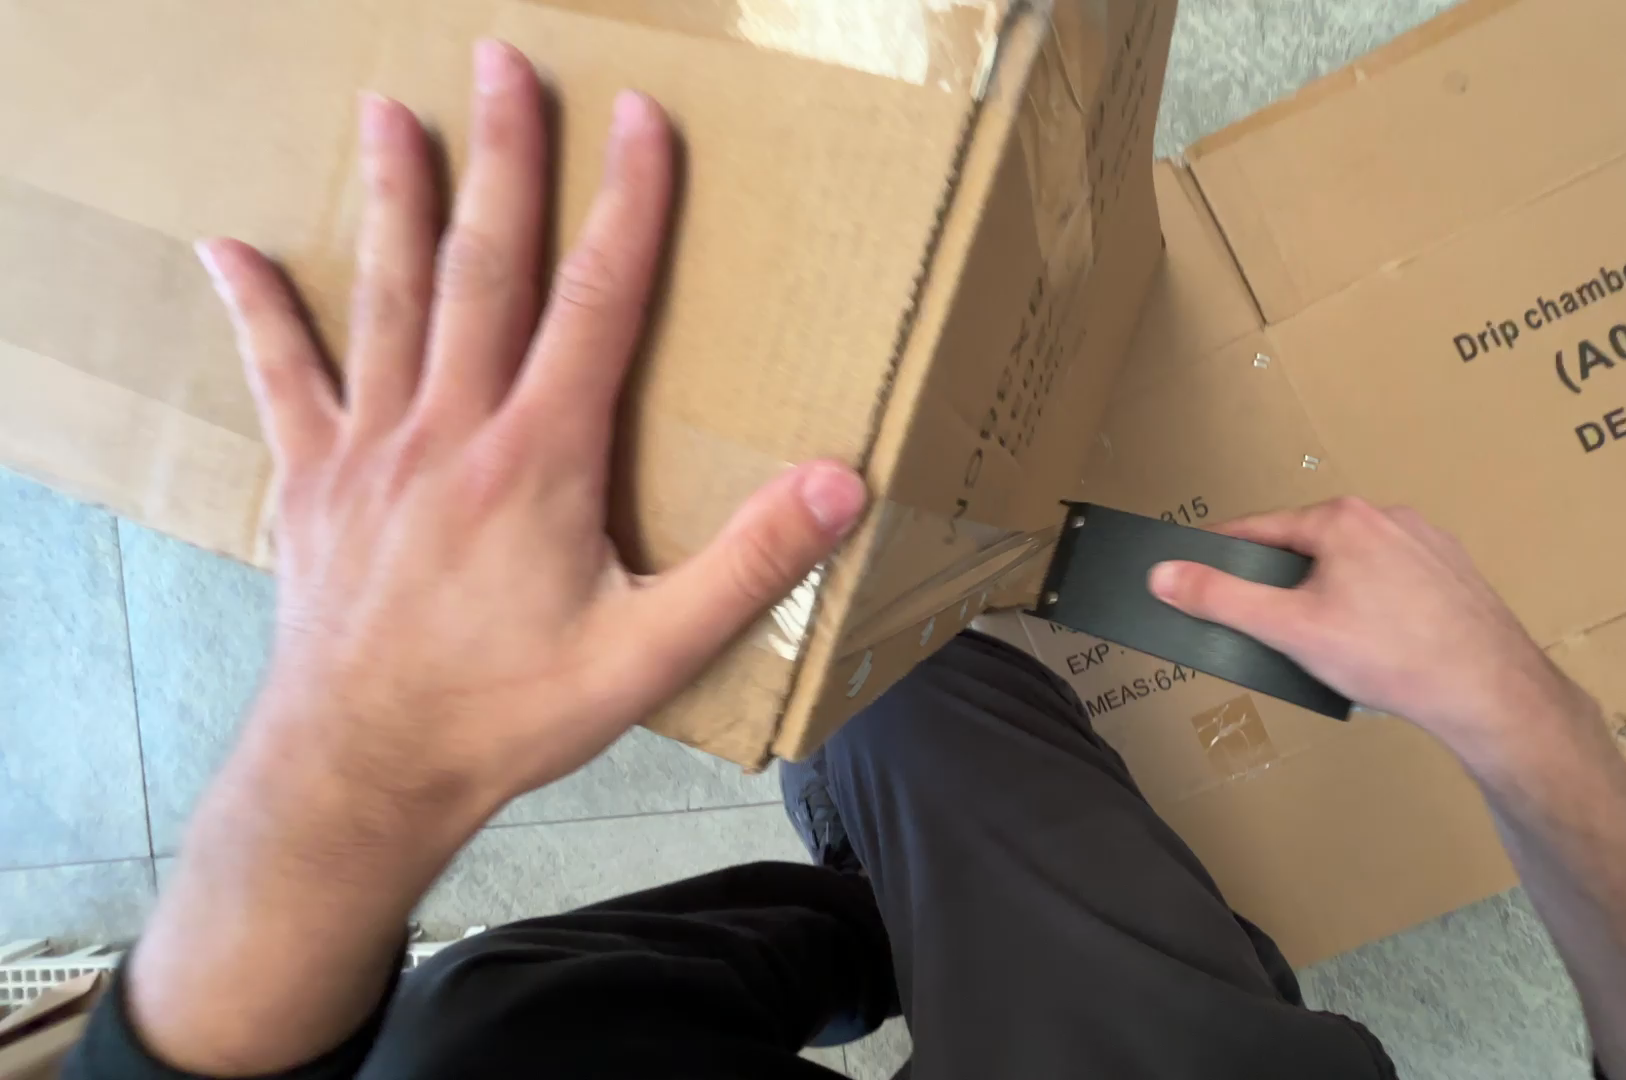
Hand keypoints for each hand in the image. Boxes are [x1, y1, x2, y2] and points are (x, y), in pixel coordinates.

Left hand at [126, 42, 867, 1074]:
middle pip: (485, 271)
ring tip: (390, 113)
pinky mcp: (317, 489)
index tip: (640, 120)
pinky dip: (262, 314)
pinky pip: (287, 383)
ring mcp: (373, 452)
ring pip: (386, 302)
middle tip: (505, 65)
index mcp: (540, 457)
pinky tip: (233, 254)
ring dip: (393, 201)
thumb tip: (841, 484)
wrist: (364, 777)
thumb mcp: (661, 648)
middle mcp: (452, 430)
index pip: (597, 303)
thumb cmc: (517, 710)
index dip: (628, 207)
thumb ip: (753, 562)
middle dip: (506, 163)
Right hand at [1148, 497, 1593, 758]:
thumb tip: (1160, 573)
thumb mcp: (1286, 628)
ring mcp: (1424, 540)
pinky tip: (1372, 634)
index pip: (1255, 528)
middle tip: (1266, 621)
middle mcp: (1383, 515)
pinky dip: (1366, 594)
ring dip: (1322, 585)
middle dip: (1277, 577)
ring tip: (1320, 634)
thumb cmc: (1386, 656)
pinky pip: (1387, 572)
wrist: (1494, 695)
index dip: (1221, 553)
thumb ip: (1218, 597)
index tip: (1199, 574)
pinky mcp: (1452, 568)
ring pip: (1346, 557)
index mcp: (1339, 519)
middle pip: (1303, 543)